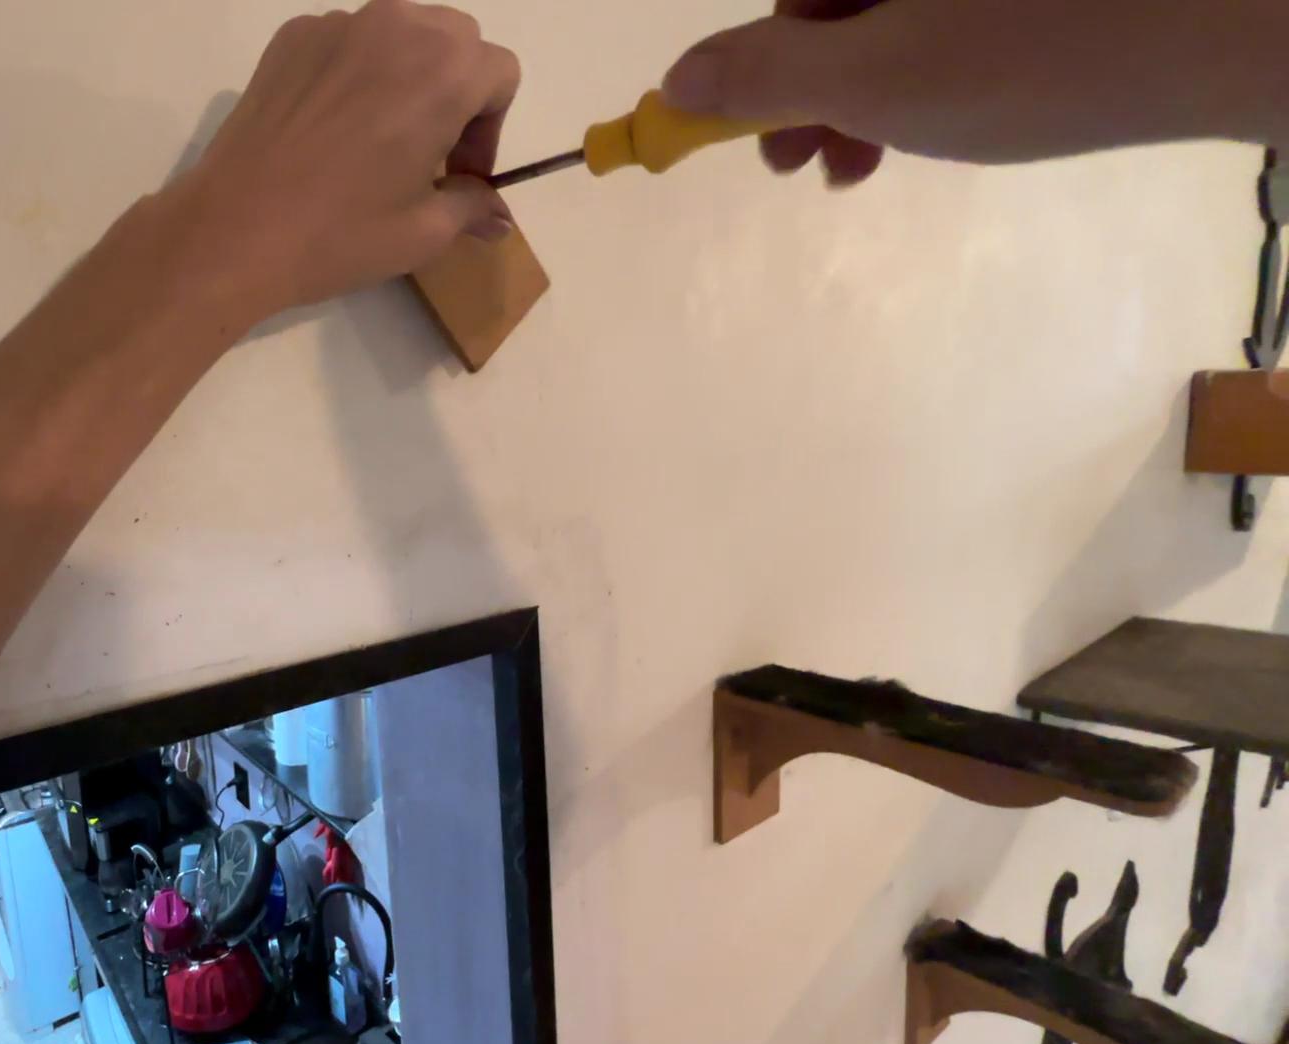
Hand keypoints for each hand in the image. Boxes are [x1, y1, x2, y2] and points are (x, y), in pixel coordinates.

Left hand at [164, 0, 520, 316]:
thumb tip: (499, 216)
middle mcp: (397, 26)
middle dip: (457, 94)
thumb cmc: (340, 236)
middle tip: (429, 157)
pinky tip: (332, 134)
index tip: (462, 177)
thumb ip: (471, 209)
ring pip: (399, 34)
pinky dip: (356, 76)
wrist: (236, 231)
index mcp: (443, 71)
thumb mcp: (421, 234)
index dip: (491, 130)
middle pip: (454, 42)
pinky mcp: (292, 40)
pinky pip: (346, 43)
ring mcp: (337, 25)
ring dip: (408, 79)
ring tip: (379, 143)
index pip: (500, 74)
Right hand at [661, 0, 1282, 185]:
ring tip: (862, 163)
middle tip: (802, 162)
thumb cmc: (1044, 55)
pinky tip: (931, 117)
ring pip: (885, 14)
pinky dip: (918, 70)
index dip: (753, 60)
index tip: (748, 131)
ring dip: (854, 95)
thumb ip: (761, 75)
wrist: (1266, 30)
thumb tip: (676, 79)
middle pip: (832, 1)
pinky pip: (945, 14)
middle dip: (805, 87)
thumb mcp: (871, 77)